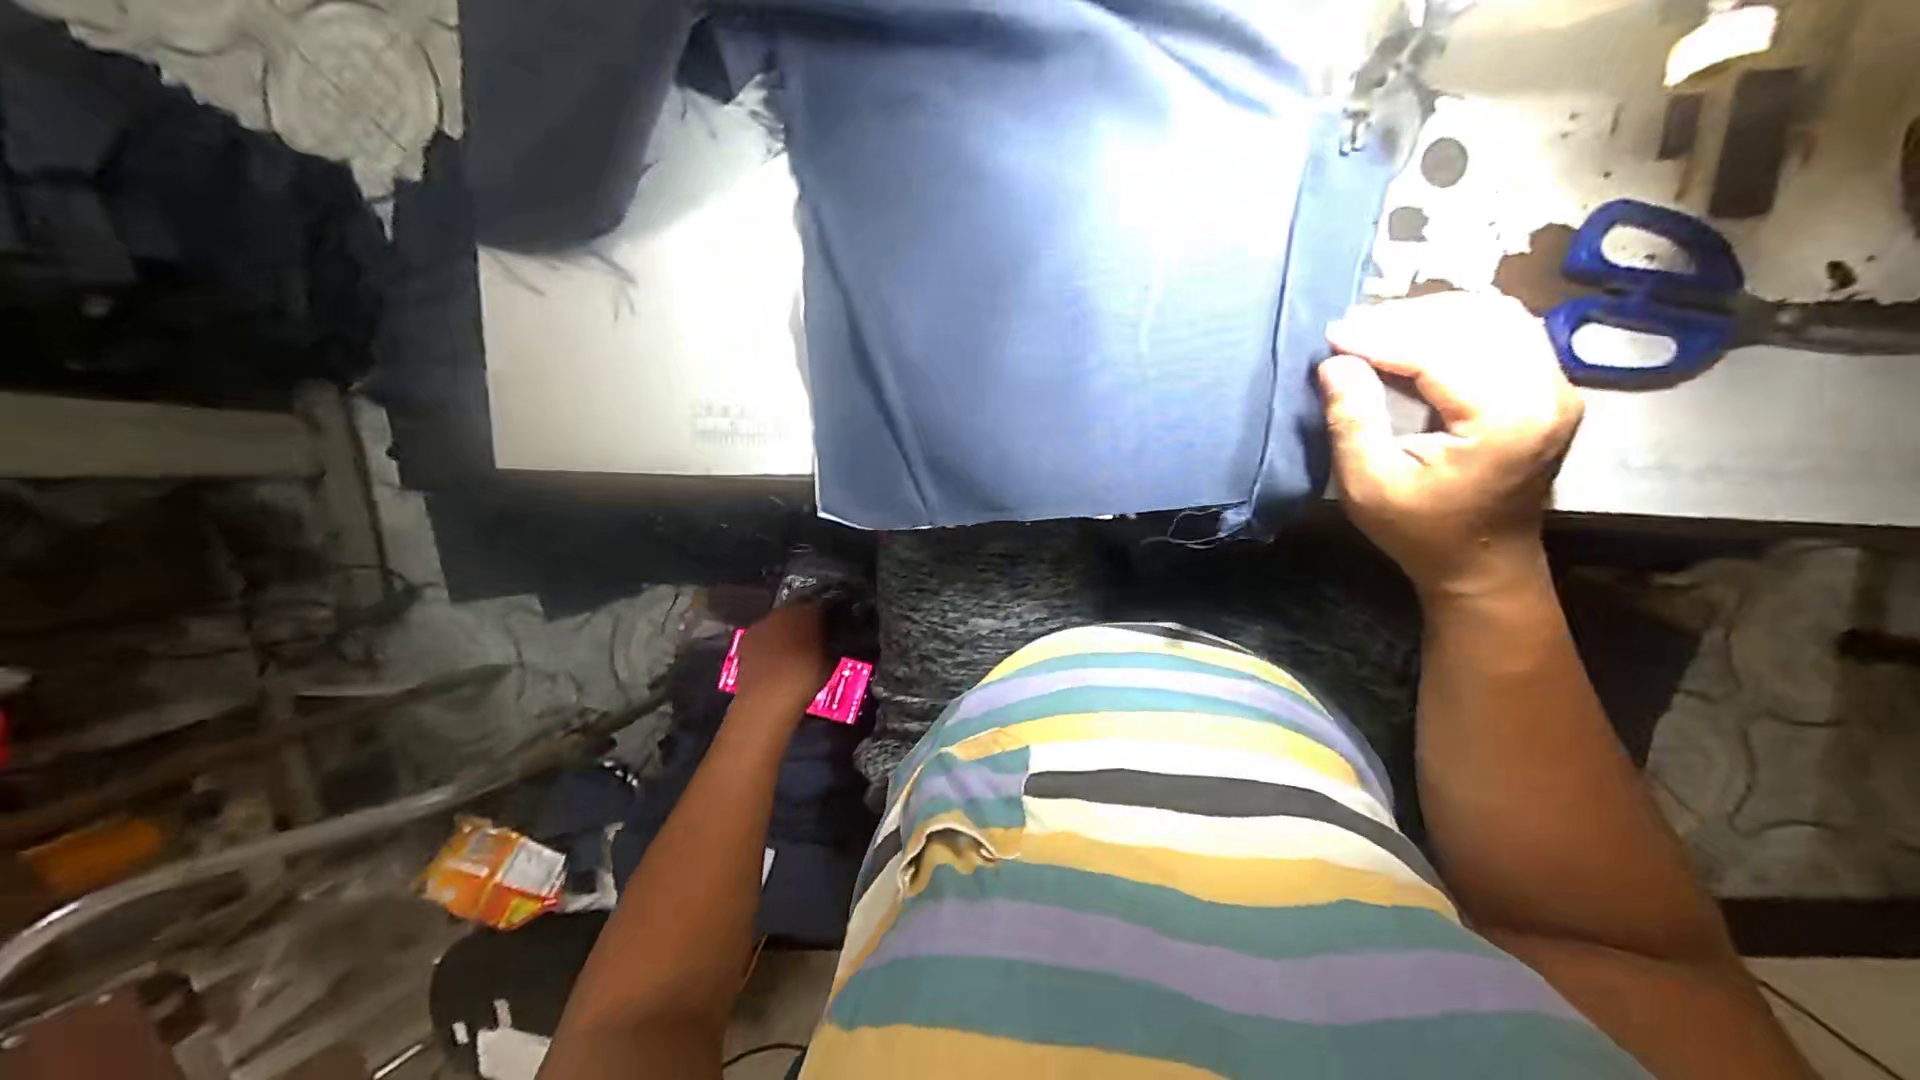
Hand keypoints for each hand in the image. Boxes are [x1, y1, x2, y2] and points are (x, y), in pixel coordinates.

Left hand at [733, 601, 831, 714]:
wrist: (769, 696)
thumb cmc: (807, 677)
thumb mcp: (830, 659)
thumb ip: (828, 642)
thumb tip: (826, 640)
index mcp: (809, 611)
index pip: (820, 604)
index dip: (823, 616)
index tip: (826, 628)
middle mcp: (784, 611)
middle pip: (795, 610)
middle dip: (802, 621)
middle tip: (808, 639)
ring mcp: (762, 624)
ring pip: (777, 622)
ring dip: (783, 631)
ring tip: (789, 651)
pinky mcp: (746, 639)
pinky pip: (762, 635)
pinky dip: (767, 642)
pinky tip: (771, 659)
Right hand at [1317, 292, 1582, 600]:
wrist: (1482, 562)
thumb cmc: (1420, 532)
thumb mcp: (1367, 484)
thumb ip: (1351, 420)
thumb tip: (1334, 362)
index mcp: (1506, 421)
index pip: (1441, 352)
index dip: (1381, 337)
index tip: (1332, 335)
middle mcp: (1547, 393)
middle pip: (1476, 321)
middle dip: (1406, 319)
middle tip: (1351, 331)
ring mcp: (1557, 387)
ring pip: (1496, 317)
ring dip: (1432, 317)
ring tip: (1378, 331)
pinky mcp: (1550, 387)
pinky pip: (1506, 332)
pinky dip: (1456, 326)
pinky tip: (1416, 338)